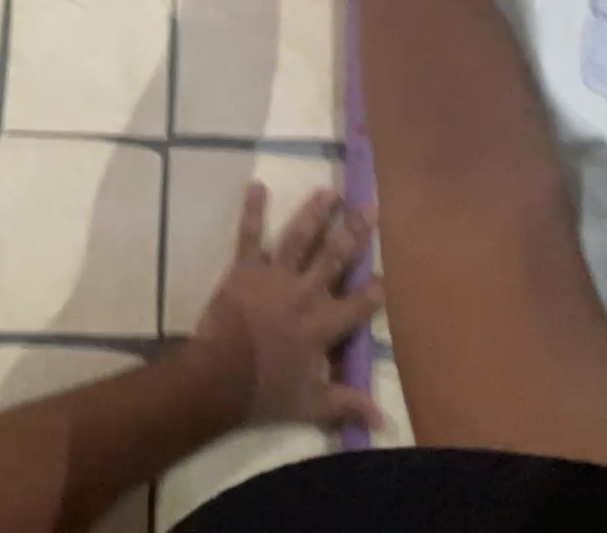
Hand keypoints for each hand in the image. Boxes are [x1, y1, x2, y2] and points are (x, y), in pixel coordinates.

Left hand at [185, 185, 384, 431]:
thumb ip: (346, 404)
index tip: (384, 274)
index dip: (374, 289)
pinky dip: (252, 209)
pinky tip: (257, 185)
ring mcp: (274, 276)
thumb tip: (382, 421)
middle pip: (335, 257)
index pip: (359, 304)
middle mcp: (305, 293)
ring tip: (328, 191)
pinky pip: (250, 234)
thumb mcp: (311, 405)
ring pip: (299, 237)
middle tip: (368, 205)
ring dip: (314, 212)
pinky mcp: (244, 268)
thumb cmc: (266, 390)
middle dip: (354, 231)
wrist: (221, 374)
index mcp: (324, 325)